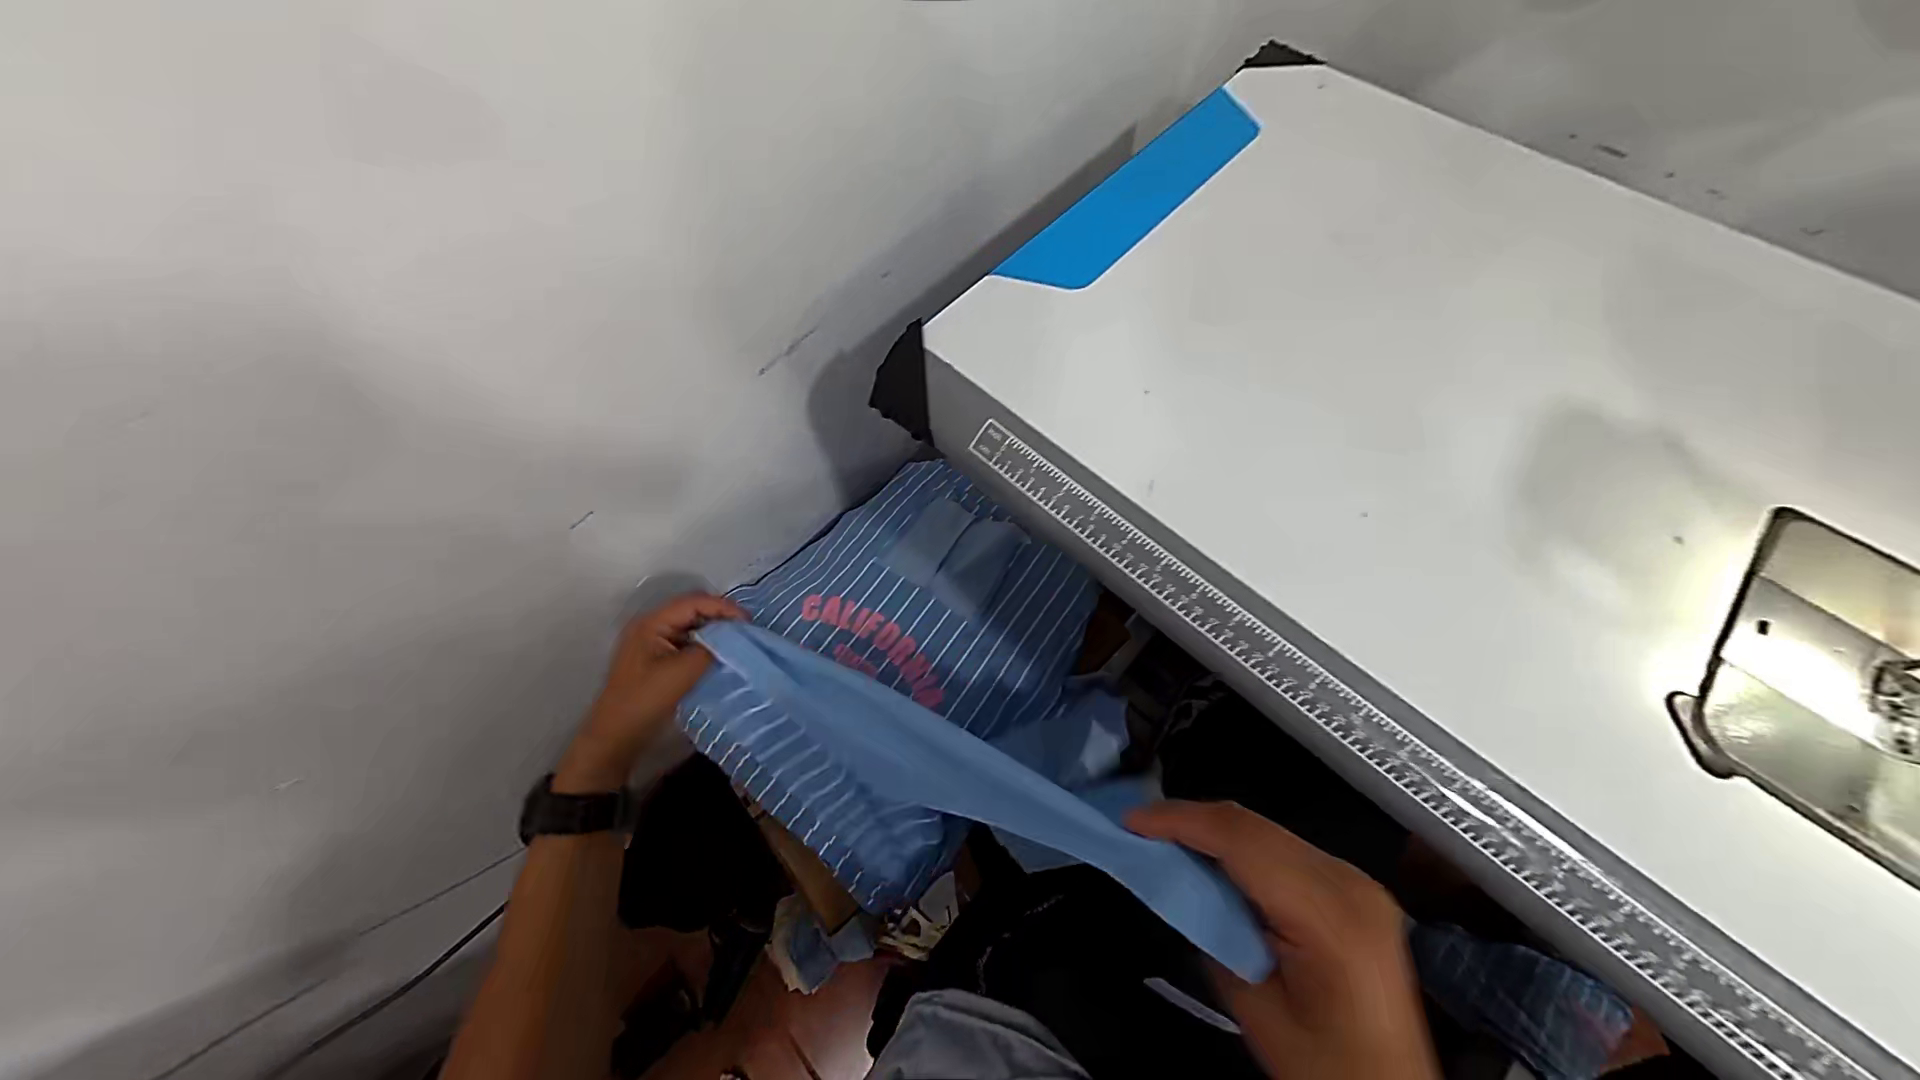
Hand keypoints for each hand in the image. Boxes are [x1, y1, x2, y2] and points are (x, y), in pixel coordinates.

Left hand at [553, 593, 746, 792]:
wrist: (616, 737)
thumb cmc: (645, 700)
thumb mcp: (683, 672)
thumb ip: (711, 648)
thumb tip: (734, 637)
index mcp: (652, 623)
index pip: (694, 602)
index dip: (723, 607)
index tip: (749, 621)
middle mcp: (651, 625)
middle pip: (692, 608)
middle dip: (720, 616)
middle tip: (746, 629)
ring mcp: (653, 641)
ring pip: (691, 625)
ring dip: (714, 630)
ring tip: (738, 640)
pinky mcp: (658, 657)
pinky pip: (687, 640)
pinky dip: (705, 643)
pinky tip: (721, 653)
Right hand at [1128, 800, 1439, 1079]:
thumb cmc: (1325, 1065)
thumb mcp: (1252, 1004)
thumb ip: (1210, 928)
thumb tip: (1172, 876)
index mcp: (1330, 915)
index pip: (1242, 839)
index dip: (1180, 820)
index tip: (1132, 821)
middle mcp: (1349, 883)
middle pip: (1252, 824)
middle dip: (1189, 818)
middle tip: (1139, 827)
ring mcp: (1355, 879)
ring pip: (1263, 828)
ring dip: (1210, 829)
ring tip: (1163, 838)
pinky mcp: (1350, 885)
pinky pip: (1279, 845)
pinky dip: (1236, 844)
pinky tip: (1208, 856)